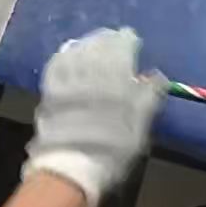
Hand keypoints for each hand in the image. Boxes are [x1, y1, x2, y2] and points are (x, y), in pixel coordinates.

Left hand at [24, 27, 165, 206]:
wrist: (72, 166)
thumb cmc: (113, 146)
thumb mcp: (141, 123)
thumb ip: (149, 95)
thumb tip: (155, 75)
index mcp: (115, 72)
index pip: (122, 43)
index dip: (128, 41)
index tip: (133, 43)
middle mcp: (89, 67)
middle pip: (98, 43)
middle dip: (107, 40)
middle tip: (113, 42)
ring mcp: (66, 76)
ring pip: (78, 50)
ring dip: (87, 46)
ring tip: (93, 47)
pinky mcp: (49, 88)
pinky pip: (57, 63)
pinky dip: (65, 57)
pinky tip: (69, 56)